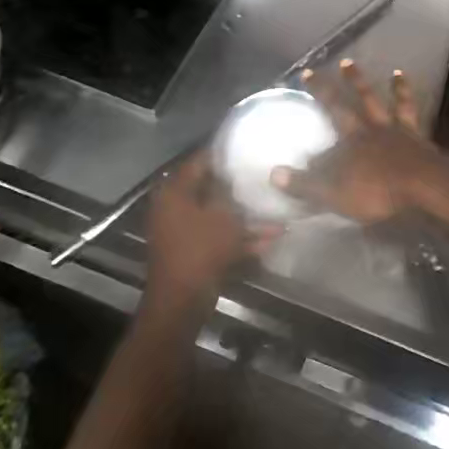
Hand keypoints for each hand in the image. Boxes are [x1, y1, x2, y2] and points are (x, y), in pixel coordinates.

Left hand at [147, 152, 266, 300]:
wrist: (182, 300)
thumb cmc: (200, 250)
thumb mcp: (224, 217)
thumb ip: (232, 195)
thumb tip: (239, 179)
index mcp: (175, 192)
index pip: (199, 161)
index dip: (224, 154)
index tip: (248, 148)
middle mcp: (175, 207)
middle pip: (209, 188)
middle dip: (236, 185)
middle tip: (262, 176)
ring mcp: (183, 231)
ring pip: (217, 215)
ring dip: (243, 215)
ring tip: (273, 207)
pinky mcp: (194, 251)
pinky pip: (219, 237)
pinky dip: (240, 238)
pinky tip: (271, 238)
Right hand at [272, 60, 448, 223]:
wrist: (426, 188)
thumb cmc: (377, 191)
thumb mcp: (334, 192)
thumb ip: (305, 184)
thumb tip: (274, 173)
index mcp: (353, 138)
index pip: (332, 109)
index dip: (319, 91)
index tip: (307, 72)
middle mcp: (376, 129)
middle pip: (362, 100)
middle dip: (351, 82)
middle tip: (345, 61)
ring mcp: (402, 134)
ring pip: (395, 105)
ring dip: (395, 88)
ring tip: (396, 72)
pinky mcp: (423, 144)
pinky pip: (419, 123)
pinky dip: (420, 113)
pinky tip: (428, 110)